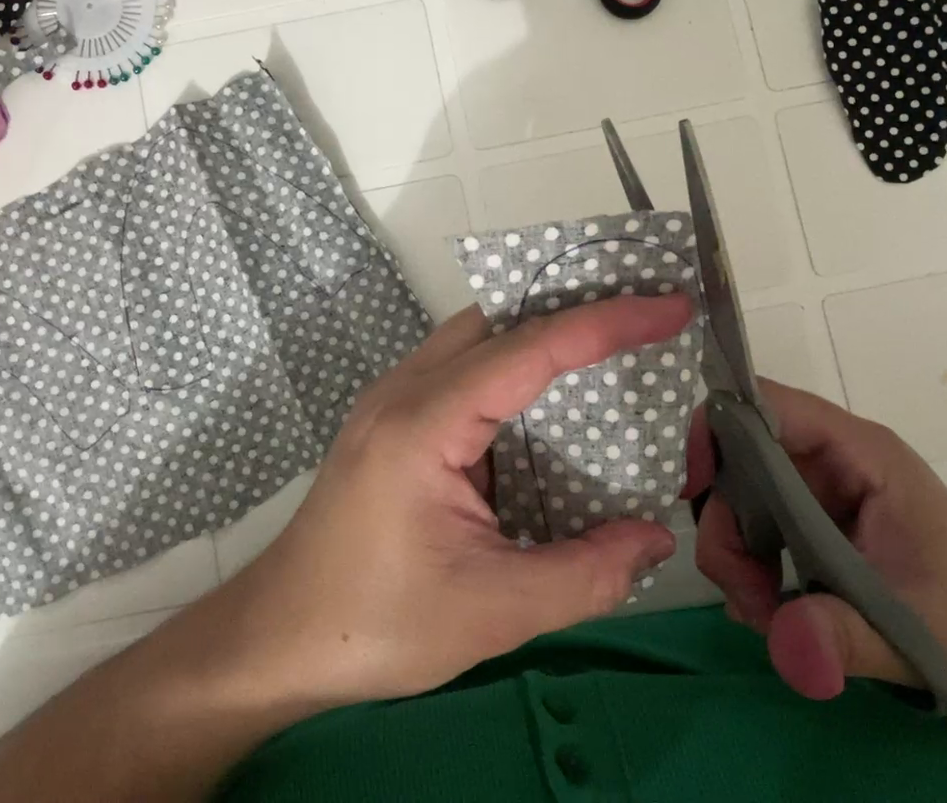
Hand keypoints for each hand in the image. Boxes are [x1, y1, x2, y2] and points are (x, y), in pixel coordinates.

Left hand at [217, 296, 690, 706]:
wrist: (277, 640)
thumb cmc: (375, 623)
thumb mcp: (493, 610)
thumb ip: (586, 573)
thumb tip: (657, 537)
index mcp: (423, 423)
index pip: (529, 348)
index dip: (606, 321)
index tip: (670, 307)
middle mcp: (401, 393)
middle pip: (496, 324)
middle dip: (573, 309)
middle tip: (645, 317)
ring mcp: (388, 406)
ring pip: (474, 343)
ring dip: (539, 339)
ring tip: (612, 348)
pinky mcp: (388, 428)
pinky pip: (458, 376)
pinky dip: (511, 374)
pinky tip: (549, 408)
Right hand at [689, 381, 946, 707]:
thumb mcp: (913, 635)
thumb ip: (844, 635)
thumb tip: (779, 639)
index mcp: (862, 455)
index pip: (770, 405)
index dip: (717, 428)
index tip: (690, 486)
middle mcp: (830, 461)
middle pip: (737, 460)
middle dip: (725, 526)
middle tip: (746, 596)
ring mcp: (816, 490)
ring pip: (736, 498)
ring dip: (733, 556)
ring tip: (767, 615)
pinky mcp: (807, 521)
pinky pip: (750, 527)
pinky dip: (745, 568)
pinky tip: (771, 612)